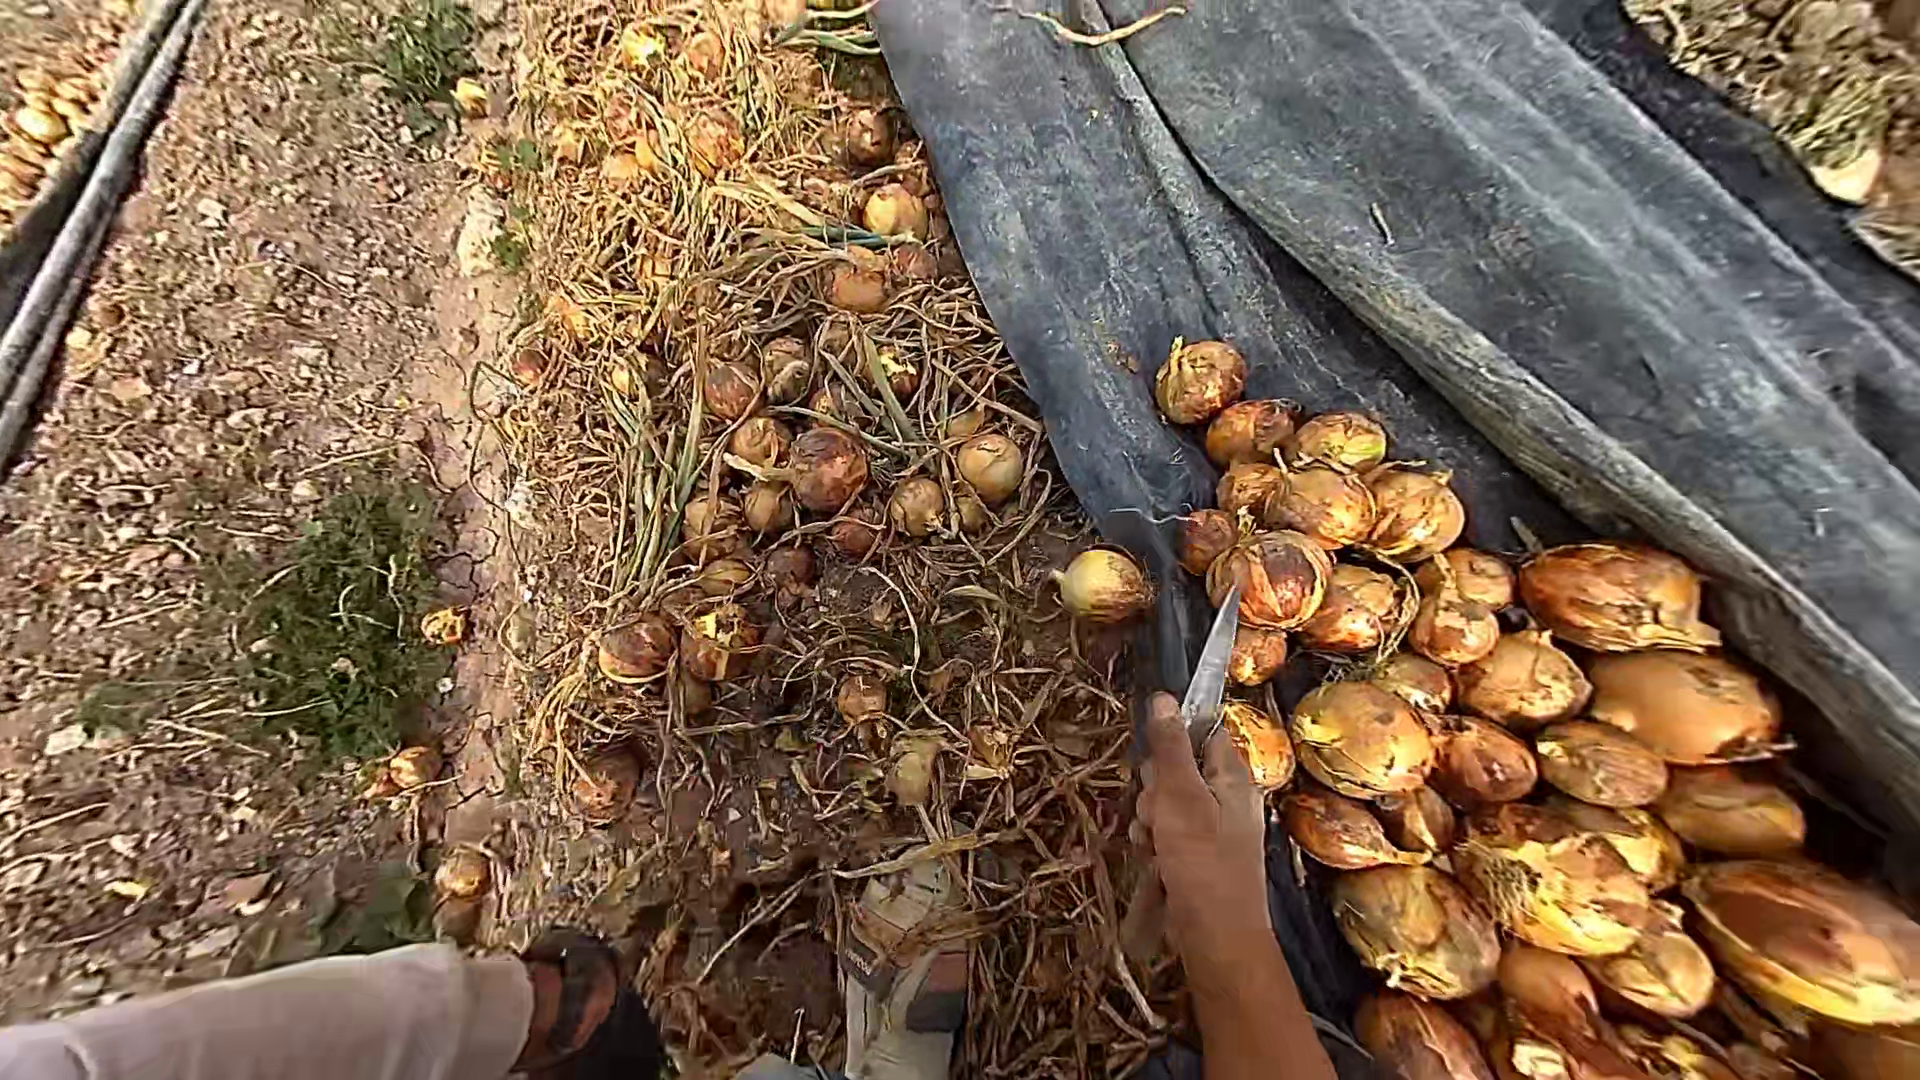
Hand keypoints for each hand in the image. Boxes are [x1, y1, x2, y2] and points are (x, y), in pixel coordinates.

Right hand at [1136, 693, 1338, 1079]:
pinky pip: (1165, 829)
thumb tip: (1164, 697)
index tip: (1153, 753)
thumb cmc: (1202, 861)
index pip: (1203, 731)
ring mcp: (1211, 826)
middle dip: (1154, 786)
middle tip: (1155, 808)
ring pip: (1164, 800)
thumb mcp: (1180, 795)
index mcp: (1231, 776)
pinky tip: (1152, 857)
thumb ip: (1170, 746)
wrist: (1216, 939)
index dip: (1174, 736)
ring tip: (1153, 840)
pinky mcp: (1196, 852)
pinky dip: (1154, 840)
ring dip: (1150, 817)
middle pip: (1176, 766)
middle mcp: (1225, 796)